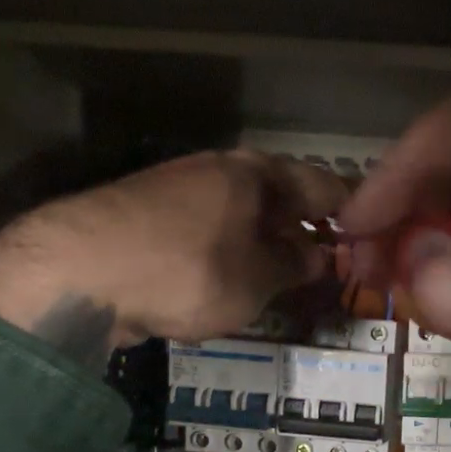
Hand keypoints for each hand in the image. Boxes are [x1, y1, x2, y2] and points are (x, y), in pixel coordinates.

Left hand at [0, 151, 349, 369]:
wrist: (79, 273)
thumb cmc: (188, 271)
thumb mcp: (257, 278)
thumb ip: (294, 265)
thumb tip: (319, 256)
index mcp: (257, 174)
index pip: (323, 185)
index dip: (351, 214)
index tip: (371, 242)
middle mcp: (220, 171)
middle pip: (281, 197)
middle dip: (308, 230)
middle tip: (334, 267)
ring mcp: (181, 191)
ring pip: (244, 216)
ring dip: (269, 244)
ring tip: (291, 280)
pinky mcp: (151, 219)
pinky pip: (212, 233)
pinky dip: (234, 253)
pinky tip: (237, 281)